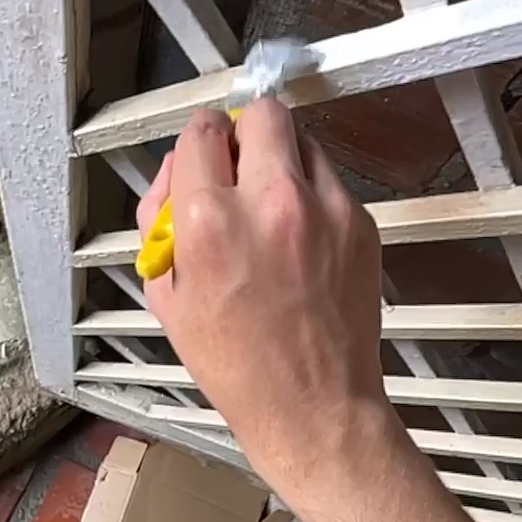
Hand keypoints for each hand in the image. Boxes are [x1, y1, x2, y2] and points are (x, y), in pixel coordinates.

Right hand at [139, 99, 394, 498]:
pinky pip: (330, 182)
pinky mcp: (361, 224)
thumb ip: (160, 231)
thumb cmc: (237, 369)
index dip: (195, 150)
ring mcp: (325, 209)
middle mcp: (271, 201)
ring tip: (272, 216)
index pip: (200, 131)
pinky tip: (302, 244)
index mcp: (210, 222)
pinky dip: (312, 198)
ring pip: (302, 140)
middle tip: (238, 176)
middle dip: (243, 136)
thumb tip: (171, 184)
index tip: (200, 168)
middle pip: (261, 113)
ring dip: (281, 163)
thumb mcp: (170, 306)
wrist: (313, 408)